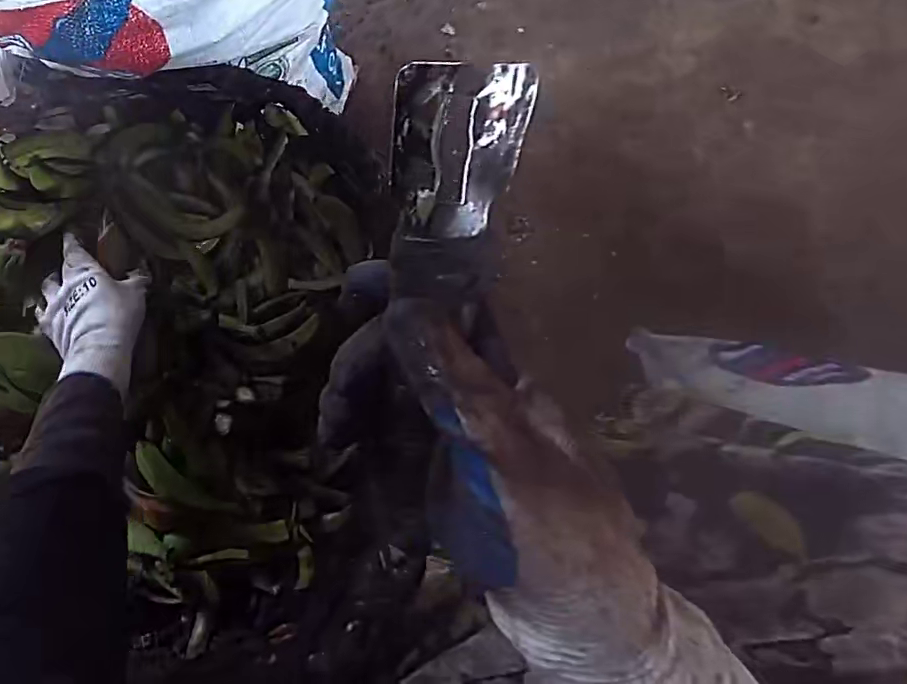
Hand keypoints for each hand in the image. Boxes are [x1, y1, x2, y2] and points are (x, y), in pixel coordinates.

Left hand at [35, 233, 147, 395]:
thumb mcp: (134, 293)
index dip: (71, 241)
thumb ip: (135, 280)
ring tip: (54, 294)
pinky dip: (45, 316)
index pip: (73, 250)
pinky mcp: (49, 330)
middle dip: (59, 270)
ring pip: (44, 293)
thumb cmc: (117, 314)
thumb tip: (140, 273)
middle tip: (65, 270)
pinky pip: (42, 318)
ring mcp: (53, 308)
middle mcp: (63, 285)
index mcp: (83, 270)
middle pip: (55, 272)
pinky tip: (49, 319)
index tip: (68, 234)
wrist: (98, 349)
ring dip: (49, 292)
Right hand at [321, 278, 748, 681]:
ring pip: (387, 375)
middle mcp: (474, 385)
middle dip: (364, 354)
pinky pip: (380, 417)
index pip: (456, 302)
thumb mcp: (508, 460)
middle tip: (337, 394)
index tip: (355, 286)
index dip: (407, 282)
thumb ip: (459, 388)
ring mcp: (450, 419)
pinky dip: (353, 421)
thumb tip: (404, 308)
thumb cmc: (558, 539)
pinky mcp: (430, 451)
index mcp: (506, 374)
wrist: (575, 624)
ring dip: (351, 389)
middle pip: (406, 338)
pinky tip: (337, 442)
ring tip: (332, 428)